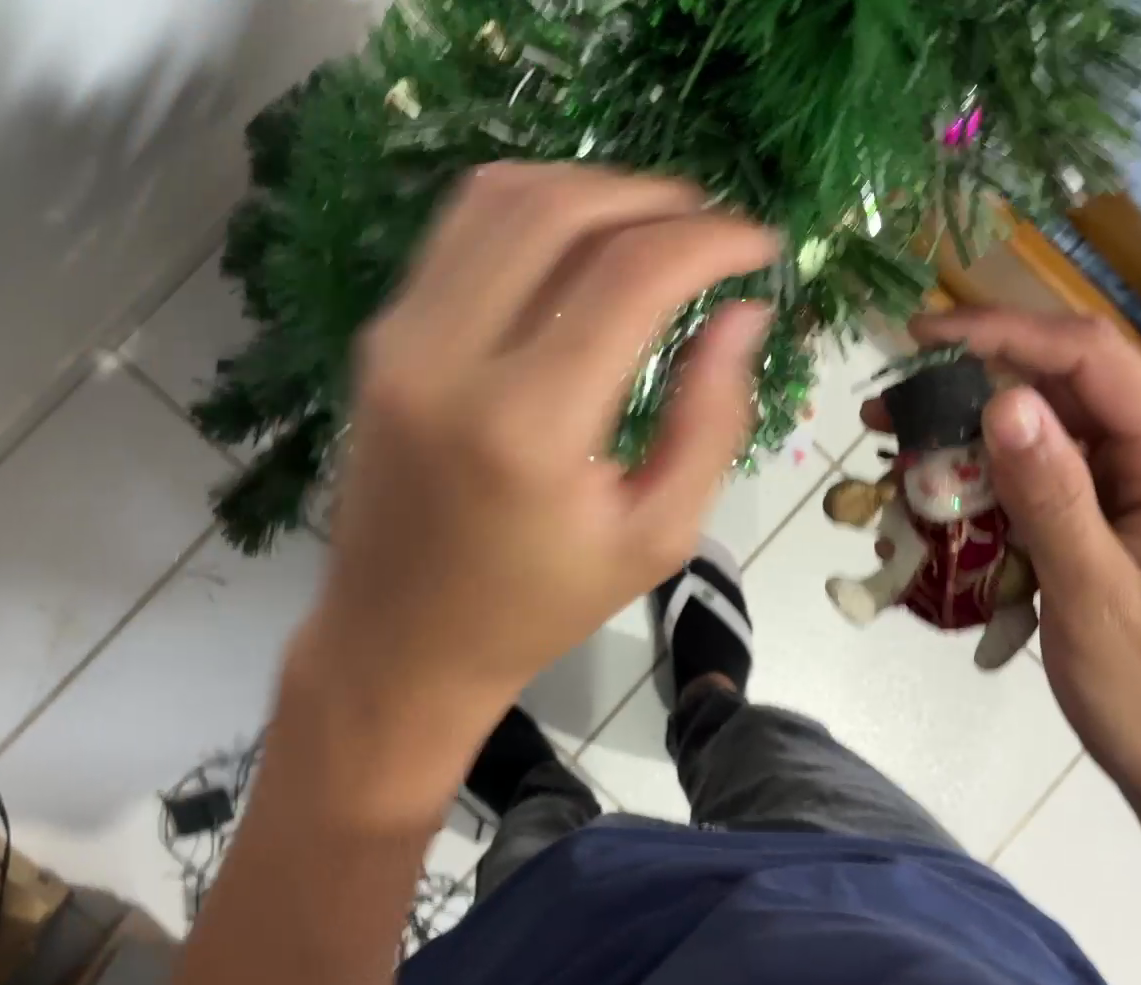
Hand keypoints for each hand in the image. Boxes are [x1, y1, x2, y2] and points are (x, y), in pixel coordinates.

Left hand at [286, 163, 777, 819]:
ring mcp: (399, 339)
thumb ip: (710, 421)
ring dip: (592, 189)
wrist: (401, 641)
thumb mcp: (654, 538)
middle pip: (562, 210)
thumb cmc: (538, 608)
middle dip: (655, 198)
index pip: (632, 275)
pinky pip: (458, 231)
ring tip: (653, 221)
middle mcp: (448, 359)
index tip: (760, 243)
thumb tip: (743, 314)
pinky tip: (577, 240)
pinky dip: (530, 211)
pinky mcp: (380, 339)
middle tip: (711, 226)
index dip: (711, 240)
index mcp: (528, 425)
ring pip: (501, 197)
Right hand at [876, 309, 1140, 835]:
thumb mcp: (1094, 595)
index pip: (1088, 358)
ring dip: (966, 434)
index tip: (918, 340)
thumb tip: (1005, 401)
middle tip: (885, 407)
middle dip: (969, 383)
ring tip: (894, 449)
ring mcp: (1131, 488)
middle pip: (1059, 384)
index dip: (1001, 334)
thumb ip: (1052, 494)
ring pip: (1040, 429)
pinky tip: (934, 498)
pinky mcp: (1105, 520)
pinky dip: (980, 480)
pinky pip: (1035, 477)